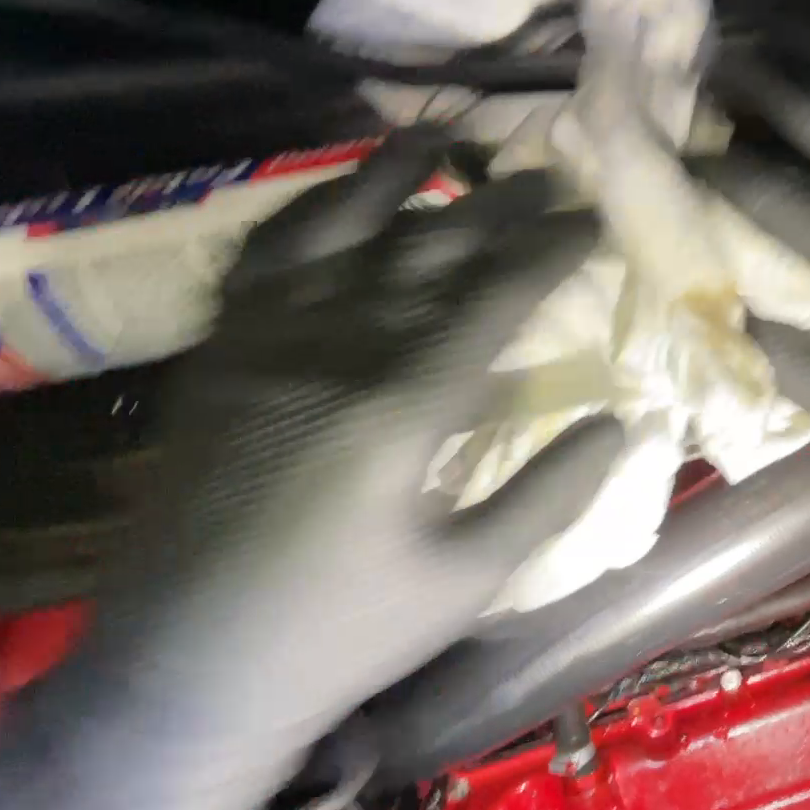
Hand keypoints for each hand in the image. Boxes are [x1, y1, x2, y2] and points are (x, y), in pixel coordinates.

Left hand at [27, 128, 622, 809]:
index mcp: (399, 409)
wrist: (188, 673)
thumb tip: (622, 424)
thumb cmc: (345, 633)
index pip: (491, 300)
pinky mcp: (217, 359)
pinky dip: (307, 214)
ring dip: (397, 179)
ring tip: (444, 136)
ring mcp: (261, 346)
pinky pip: (262, 260)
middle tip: (548, 179)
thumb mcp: (471, 578)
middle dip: (496, 209)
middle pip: (426, 253)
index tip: (591, 220)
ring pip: (338, 233)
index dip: (547, 253)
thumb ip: (551, 493)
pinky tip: (338, 195)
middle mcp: (328, 353)